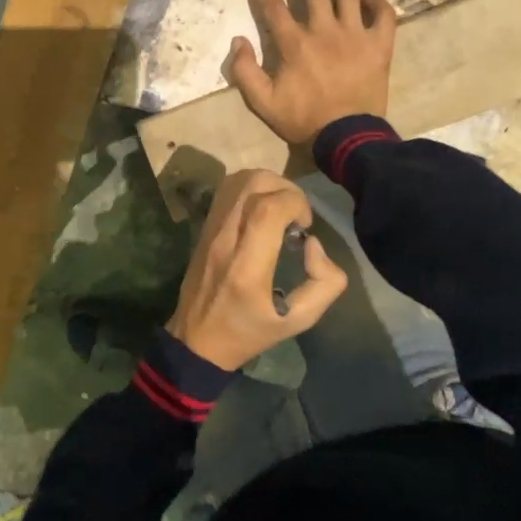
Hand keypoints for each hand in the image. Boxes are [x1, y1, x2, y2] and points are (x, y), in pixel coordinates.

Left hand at [165, 170, 346, 370]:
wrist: (197, 340)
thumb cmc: (248, 333)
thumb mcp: (298, 321)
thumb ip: (324, 284)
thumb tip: (314, 244)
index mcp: (246, 267)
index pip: (268, 210)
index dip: (296, 204)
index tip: (306, 225)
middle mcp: (224, 240)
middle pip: (253, 183)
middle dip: (285, 188)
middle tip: (296, 215)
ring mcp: (209, 230)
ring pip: (237, 180)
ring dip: (267, 185)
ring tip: (280, 210)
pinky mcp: (203, 228)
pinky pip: (226, 191)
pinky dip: (250, 190)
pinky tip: (261, 213)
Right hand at [227, 0, 398, 149]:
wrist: (347, 137)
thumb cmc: (302, 120)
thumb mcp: (262, 103)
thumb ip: (245, 71)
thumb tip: (238, 41)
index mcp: (294, 43)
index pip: (272, 4)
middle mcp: (324, 29)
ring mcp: (355, 34)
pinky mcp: (380, 44)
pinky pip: (383, 14)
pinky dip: (376, 1)